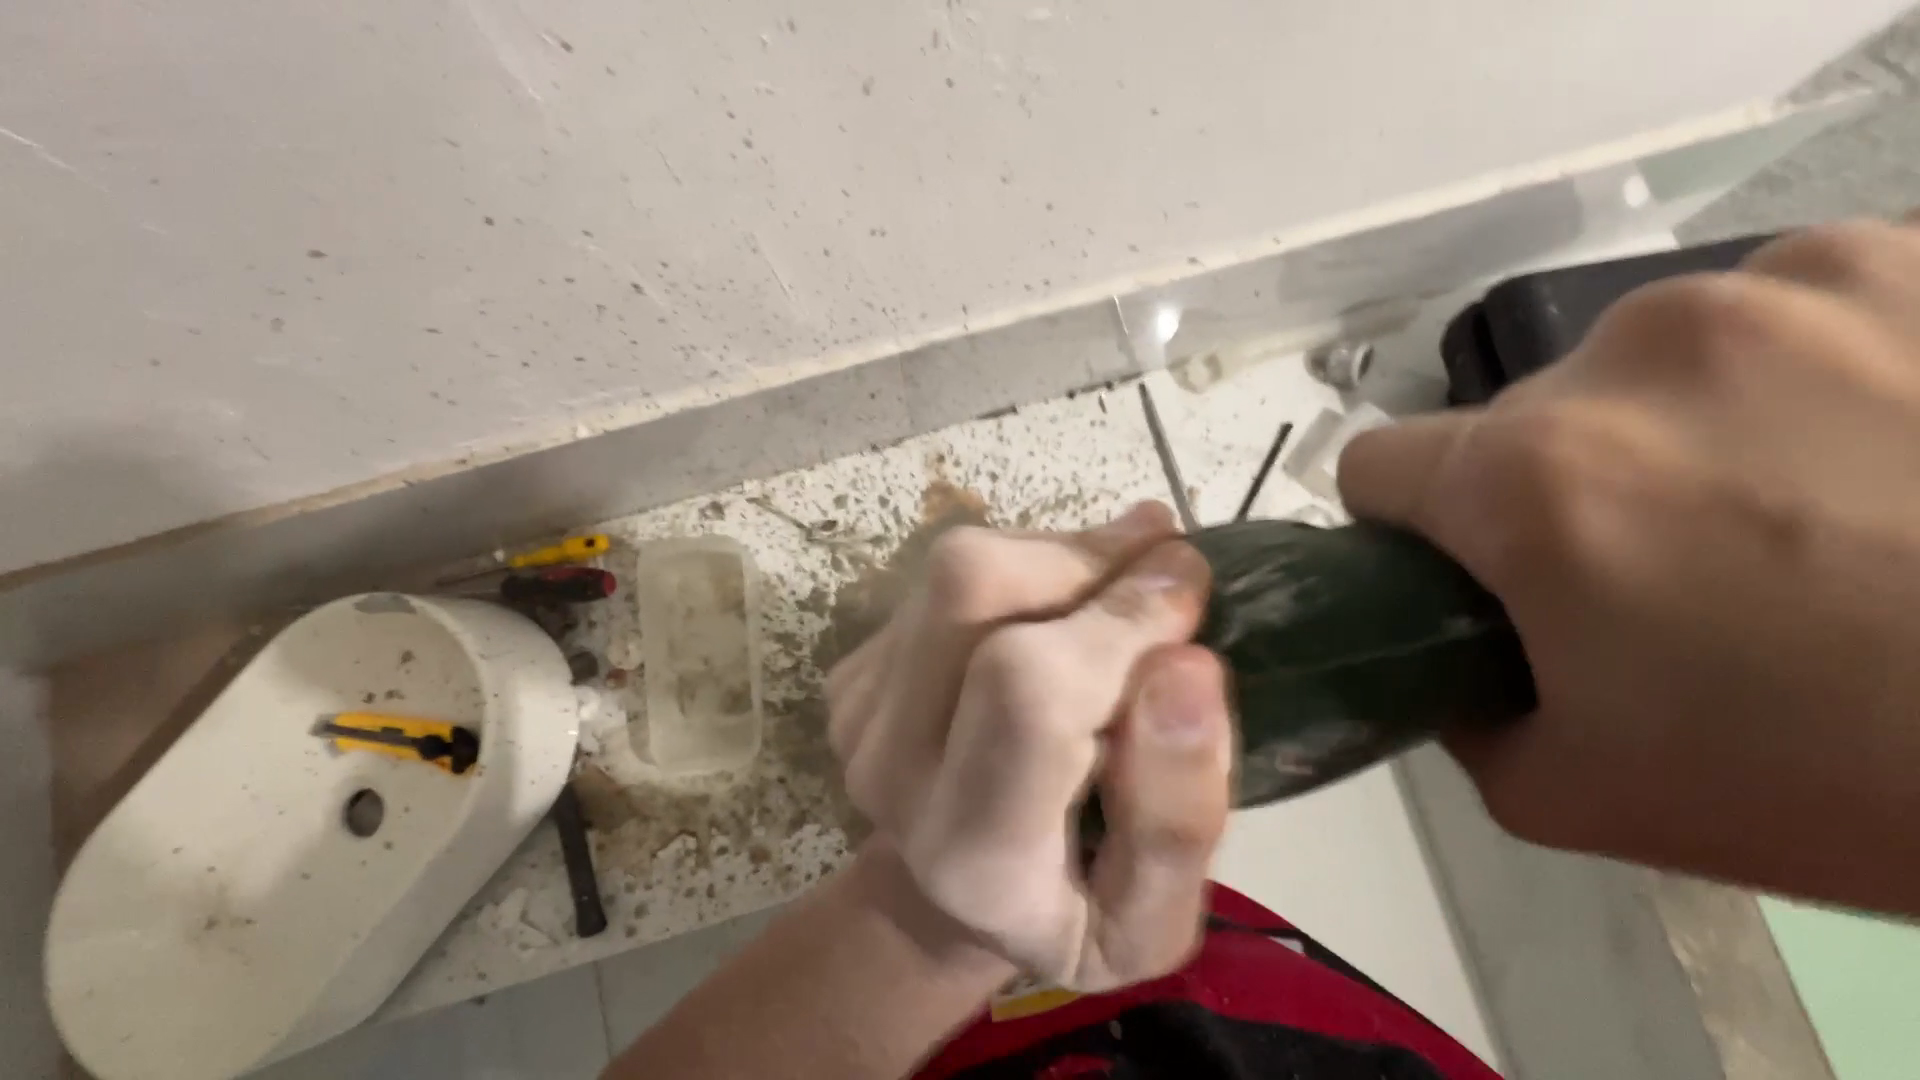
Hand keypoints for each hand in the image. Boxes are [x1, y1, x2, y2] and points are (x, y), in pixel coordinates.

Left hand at [825, 503, 1233, 990]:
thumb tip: (1188, 660)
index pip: (1031, 688)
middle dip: (1085, 558)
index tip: (1191, 583)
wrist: (950, 901)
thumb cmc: (1068, 914)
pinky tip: (1059, 613)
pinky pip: (945, 580)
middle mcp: (891, 764)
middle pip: (973, 589)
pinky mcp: (853, 669)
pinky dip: (1025, 572)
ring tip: (1118, 588)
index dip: (1118, 621)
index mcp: (972, 845)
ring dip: (1059, 557)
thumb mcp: (1154, 920)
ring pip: (959, 569)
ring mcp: (861, 709)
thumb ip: (1179, 808)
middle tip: (1163, 560)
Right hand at [1340, 219, 1919, 911]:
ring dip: (1669, 428)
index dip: (1406, 529)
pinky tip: (1891, 450)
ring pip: (1638, 367)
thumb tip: (1454, 659)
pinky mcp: (1912, 255)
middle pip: (1513, 422)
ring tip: (1799, 508)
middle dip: (1551, 491)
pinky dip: (1795, 374)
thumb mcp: (1576, 793)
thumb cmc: (1847, 776)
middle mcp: (1631, 352)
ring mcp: (1783, 284)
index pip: (1374, 465)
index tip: (1474, 577)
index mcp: (1531, 476)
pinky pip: (1778, 312)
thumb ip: (1463, 710)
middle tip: (1661, 576)